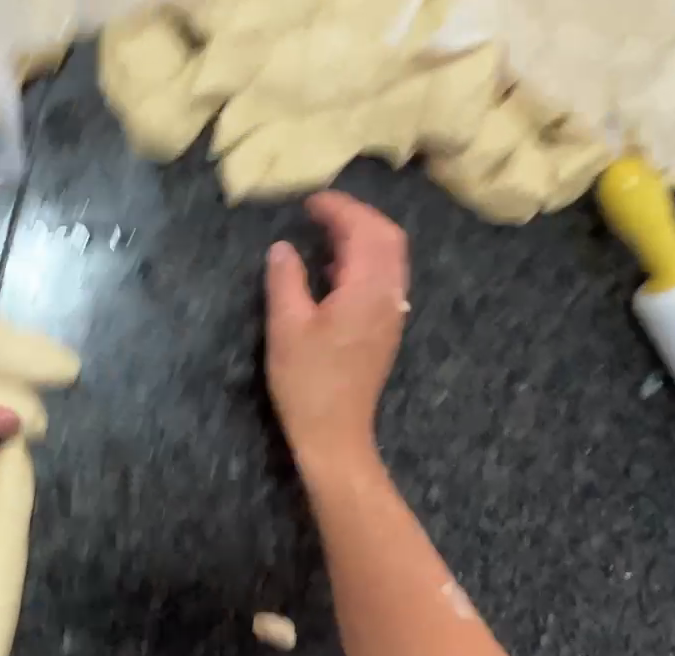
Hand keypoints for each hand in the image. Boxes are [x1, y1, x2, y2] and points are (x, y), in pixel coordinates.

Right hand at [264, 191, 408, 466]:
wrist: (334, 434)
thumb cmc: (306, 383)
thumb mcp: (286, 327)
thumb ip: (285, 280)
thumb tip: (282, 248)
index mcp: (367, 289)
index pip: (365, 230)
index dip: (339, 208)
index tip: (310, 202)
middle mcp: (389, 296)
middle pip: (387, 239)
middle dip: (357, 218)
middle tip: (321, 213)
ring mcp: (391, 316)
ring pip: (389, 260)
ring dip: (363, 240)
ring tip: (326, 237)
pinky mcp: (385, 333)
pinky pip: (384, 282)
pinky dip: (364, 265)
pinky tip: (335, 275)